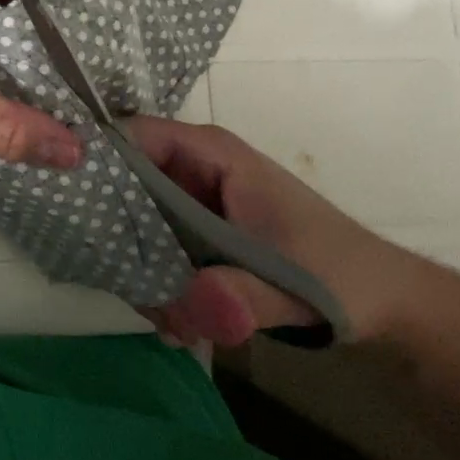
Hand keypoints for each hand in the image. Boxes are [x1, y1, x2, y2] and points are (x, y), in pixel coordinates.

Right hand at [124, 117, 440, 347]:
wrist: (382, 302)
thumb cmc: (338, 274)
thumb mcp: (292, 287)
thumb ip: (241, 296)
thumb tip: (186, 306)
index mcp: (212, 154)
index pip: (133, 136)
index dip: (99, 163)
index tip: (77, 209)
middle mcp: (193, 167)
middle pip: (125, 180)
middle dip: (120, 237)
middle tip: (132, 290)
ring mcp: (192, 199)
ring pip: (135, 218)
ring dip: (140, 271)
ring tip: (170, 320)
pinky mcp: (194, 230)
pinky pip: (153, 243)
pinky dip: (156, 283)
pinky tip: (179, 323)